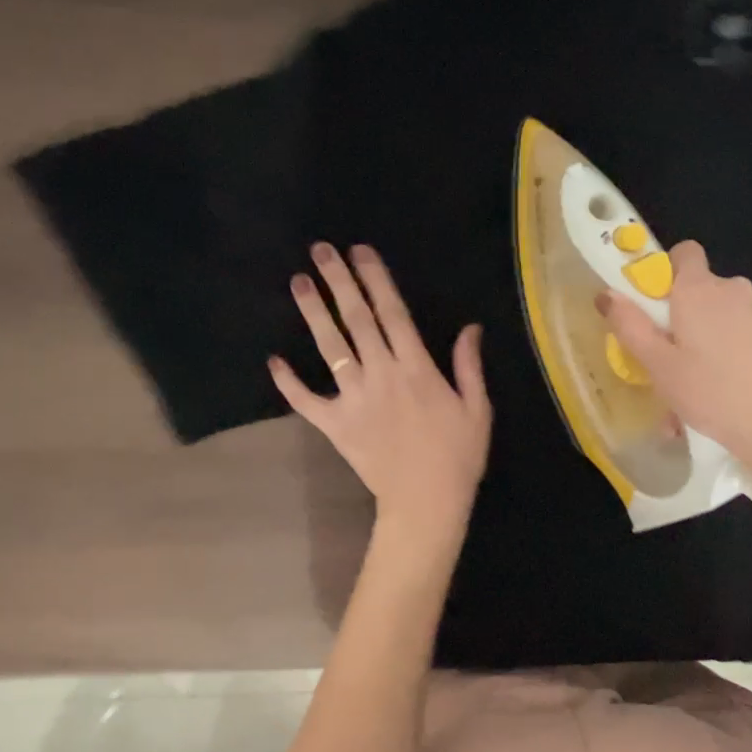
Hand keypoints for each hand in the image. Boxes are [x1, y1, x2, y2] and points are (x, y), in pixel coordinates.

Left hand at [269, 243, 491, 534]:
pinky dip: (288, 382)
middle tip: (320, 250)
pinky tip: (274, 360)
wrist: (426, 501)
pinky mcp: (335, 424)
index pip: (393, 313)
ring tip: (299, 282)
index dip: (376, 279)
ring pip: (330, 348)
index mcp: (417, 368)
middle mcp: (382, 374)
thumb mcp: (477, 409)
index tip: (360, 251)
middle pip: (356, 320)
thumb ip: (469, 366)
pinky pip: (306, 400)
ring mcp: (354, 399)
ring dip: (313, 313)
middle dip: (339, 282)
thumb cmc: (458, 456)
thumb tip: (471, 327)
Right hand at [599, 241, 751, 477]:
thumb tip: (606, 294)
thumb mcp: (659, 366)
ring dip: (703, 349)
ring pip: (722, 322)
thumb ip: (631, 327)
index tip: (654, 308)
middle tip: (666, 369)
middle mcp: (734, 289)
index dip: (666, 273)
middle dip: (682, 323)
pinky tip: (721, 404)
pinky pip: (743, 341)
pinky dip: (728, 363)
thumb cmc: (711, 393)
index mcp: (699, 289)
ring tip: (692, 399)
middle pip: (701, 293)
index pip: (684, 253)